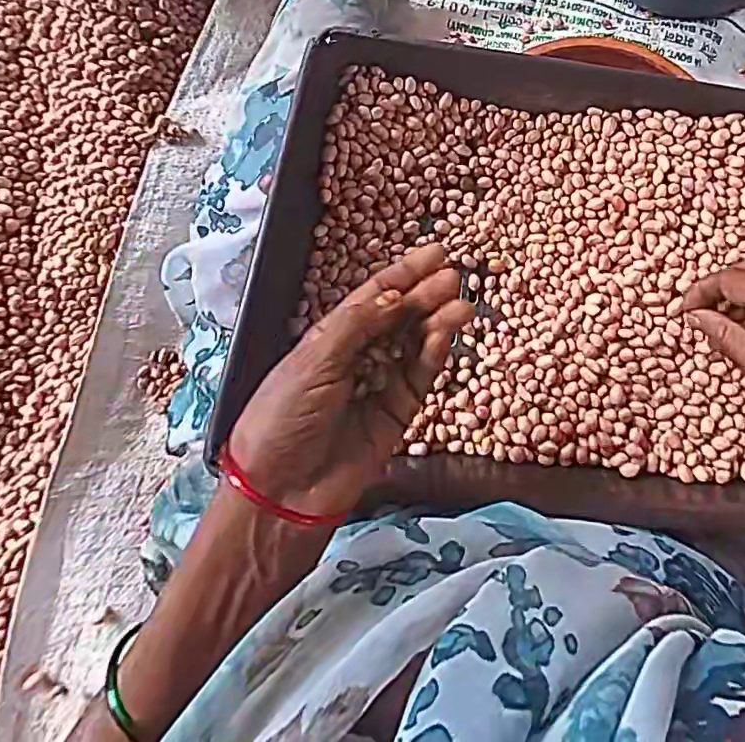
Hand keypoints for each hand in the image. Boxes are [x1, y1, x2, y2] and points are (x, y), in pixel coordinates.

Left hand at [228, 244, 472, 515]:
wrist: (282, 491)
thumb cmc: (283, 416)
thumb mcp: (313, 360)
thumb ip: (357, 324)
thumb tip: (396, 296)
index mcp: (332, 336)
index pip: (374, 295)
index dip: (404, 272)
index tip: (435, 253)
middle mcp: (359, 354)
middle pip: (400, 315)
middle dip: (427, 293)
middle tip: (455, 274)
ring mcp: (380, 382)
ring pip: (415, 342)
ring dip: (437, 320)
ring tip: (462, 302)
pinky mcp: (398, 411)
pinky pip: (420, 375)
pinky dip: (435, 353)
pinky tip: (447, 332)